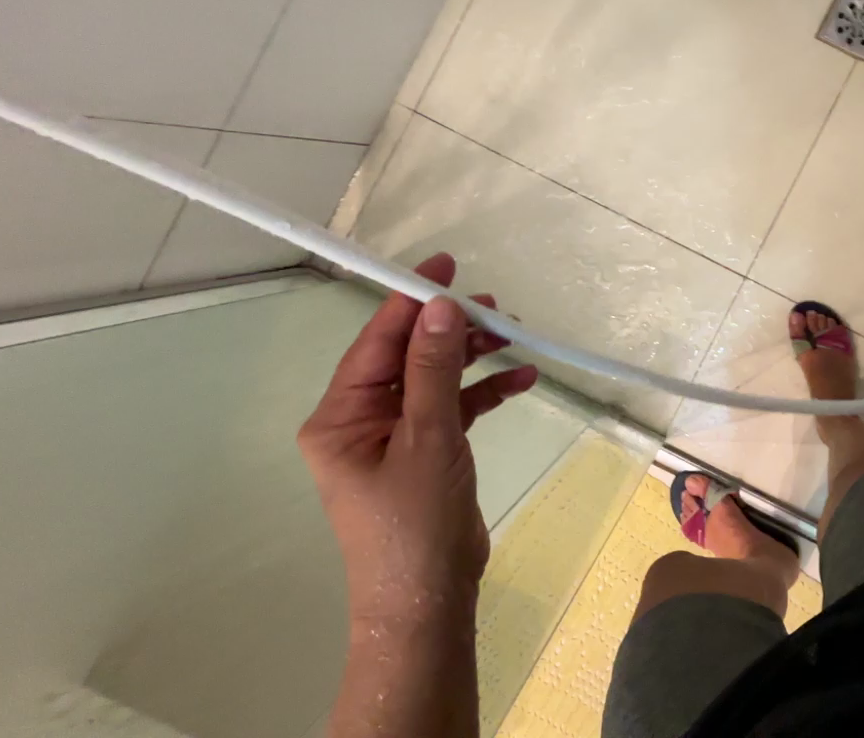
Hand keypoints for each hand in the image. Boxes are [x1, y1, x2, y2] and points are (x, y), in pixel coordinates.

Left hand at [299, 253, 537, 623]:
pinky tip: (522, 378)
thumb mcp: (428, 436)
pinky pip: (457, 405)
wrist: (430, 597)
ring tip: (516, 335)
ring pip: (438, 376)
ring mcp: (397, 434)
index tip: (446, 266)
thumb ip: (434, 368)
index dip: (411, 300)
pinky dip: (487, 390)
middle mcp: (363, 419)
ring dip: (475, 356)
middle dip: (452, 329)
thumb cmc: (415, 520)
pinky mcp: (428, 449)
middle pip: (410, 354)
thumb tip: (440, 305)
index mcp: (341, 415)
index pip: (377, 341)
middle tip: (496, 306)